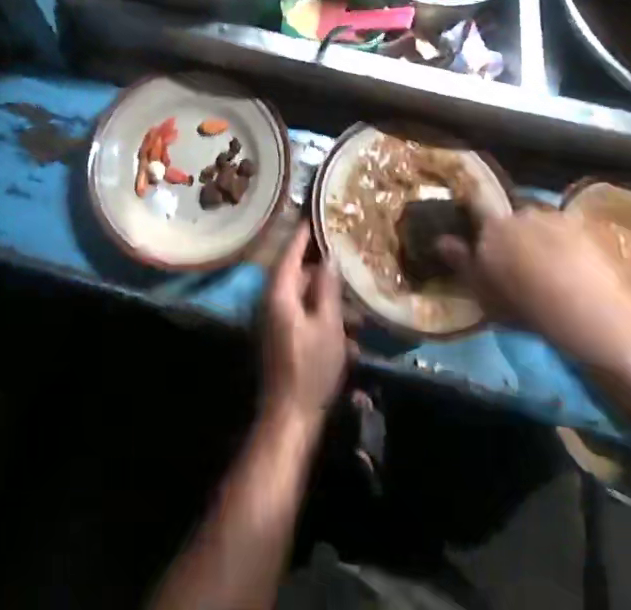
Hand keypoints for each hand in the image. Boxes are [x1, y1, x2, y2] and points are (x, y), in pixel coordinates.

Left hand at [260, 223, 349, 425]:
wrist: (291, 415)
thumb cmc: (311, 367)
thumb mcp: (328, 325)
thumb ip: (328, 289)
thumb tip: (329, 258)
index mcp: (278, 294)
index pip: (289, 253)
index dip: (303, 234)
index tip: (315, 215)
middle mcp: (271, 302)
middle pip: (298, 275)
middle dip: (324, 273)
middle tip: (349, 261)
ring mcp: (275, 321)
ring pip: (305, 299)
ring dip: (330, 302)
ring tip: (359, 311)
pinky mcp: (282, 338)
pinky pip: (304, 317)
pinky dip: (325, 321)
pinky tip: (350, 338)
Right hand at [437, 206, 630, 367]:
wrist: (600, 322)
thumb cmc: (530, 312)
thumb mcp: (486, 296)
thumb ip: (462, 263)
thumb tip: (442, 240)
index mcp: (492, 227)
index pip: (476, 211)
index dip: (477, 226)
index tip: (479, 244)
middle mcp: (523, 213)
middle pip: (509, 220)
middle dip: (509, 237)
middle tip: (514, 266)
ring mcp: (558, 219)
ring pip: (537, 226)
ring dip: (536, 242)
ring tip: (545, 272)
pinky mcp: (586, 231)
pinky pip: (563, 234)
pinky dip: (561, 248)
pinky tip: (568, 273)